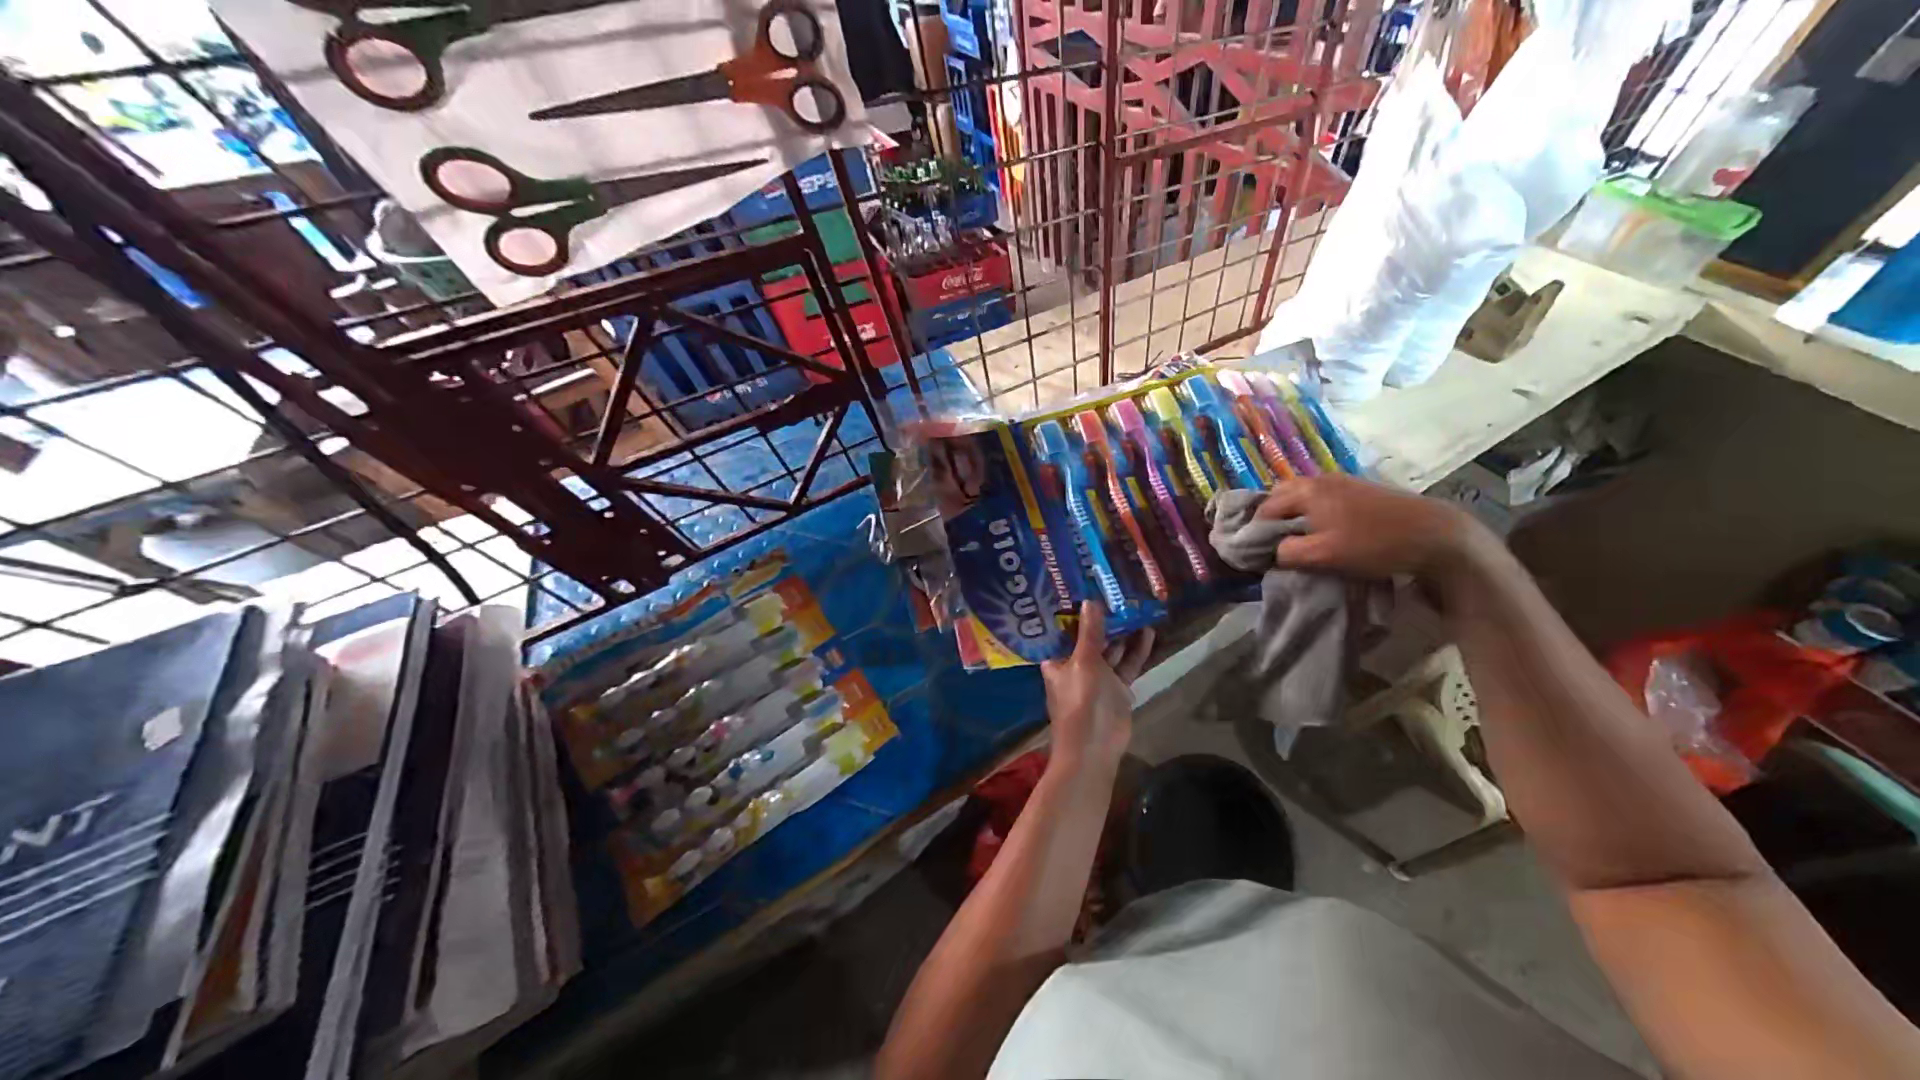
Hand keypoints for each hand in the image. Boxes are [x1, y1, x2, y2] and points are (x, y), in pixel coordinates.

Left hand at [1041, 601, 1153, 768]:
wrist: (1095, 746)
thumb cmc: (1081, 700)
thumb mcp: (1084, 661)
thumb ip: (1090, 633)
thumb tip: (1089, 602)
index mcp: (1057, 660)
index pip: (1063, 631)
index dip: (1073, 612)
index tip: (1084, 589)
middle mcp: (1075, 666)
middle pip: (1089, 638)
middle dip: (1103, 620)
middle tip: (1117, 592)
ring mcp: (1098, 677)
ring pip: (1112, 650)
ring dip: (1123, 632)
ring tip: (1137, 606)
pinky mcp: (1117, 688)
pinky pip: (1127, 664)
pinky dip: (1136, 650)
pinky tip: (1148, 631)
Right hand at [1255, 474, 1493, 581]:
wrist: (1436, 535)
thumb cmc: (1374, 544)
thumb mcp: (1323, 556)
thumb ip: (1288, 552)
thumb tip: (1273, 551)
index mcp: (1306, 490)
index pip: (1264, 509)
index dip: (1255, 532)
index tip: (1255, 554)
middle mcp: (1320, 479)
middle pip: (1281, 497)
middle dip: (1272, 520)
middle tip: (1273, 546)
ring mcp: (1343, 482)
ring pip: (1303, 498)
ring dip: (1294, 517)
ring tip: (1297, 541)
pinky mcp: (1361, 490)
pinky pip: (1322, 499)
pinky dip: (1313, 513)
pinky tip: (1323, 531)